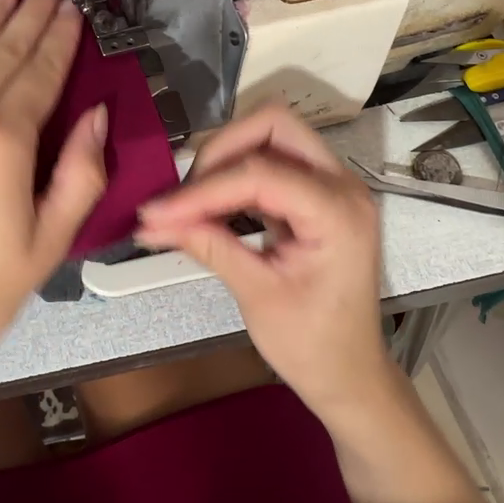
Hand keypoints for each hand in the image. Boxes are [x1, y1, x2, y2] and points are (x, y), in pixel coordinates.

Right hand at [134, 105, 390, 420]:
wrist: (350, 376)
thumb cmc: (313, 346)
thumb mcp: (257, 295)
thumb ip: (210, 246)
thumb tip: (152, 222)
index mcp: (338, 212)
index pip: (258, 173)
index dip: (201, 190)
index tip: (155, 213)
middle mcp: (342, 185)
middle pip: (272, 126)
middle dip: (220, 151)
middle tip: (183, 196)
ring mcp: (333, 186)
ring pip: (270, 137)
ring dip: (225, 160)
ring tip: (190, 202)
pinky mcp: (317, 196)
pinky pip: (272, 162)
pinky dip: (236, 175)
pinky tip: (209, 206)